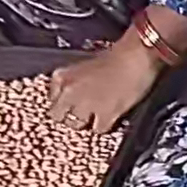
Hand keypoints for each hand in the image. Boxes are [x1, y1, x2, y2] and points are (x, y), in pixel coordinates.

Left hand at [47, 40, 161, 132]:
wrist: (135, 58)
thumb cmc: (116, 57)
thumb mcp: (85, 66)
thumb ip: (76, 81)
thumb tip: (77, 96)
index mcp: (62, 76)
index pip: (52, 100)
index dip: (64, 105)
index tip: (71, 107)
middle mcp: (69, 91)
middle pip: (59, 116)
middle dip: (70, 117)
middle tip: (83, 116)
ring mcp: (86, 104)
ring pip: (76, 125)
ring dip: (86, 123)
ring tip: (96, 119)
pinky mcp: (106, 114)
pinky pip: (98, 129)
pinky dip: (103, 127)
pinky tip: (109, 121)